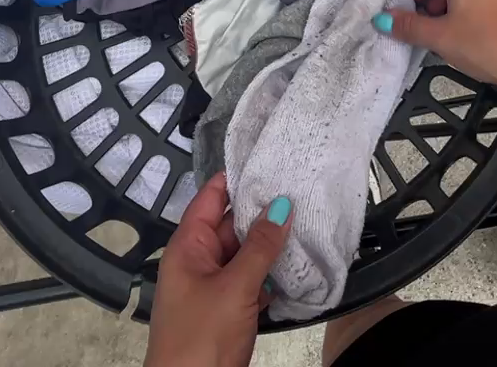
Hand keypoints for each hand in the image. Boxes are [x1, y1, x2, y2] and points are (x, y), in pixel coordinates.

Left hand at [145, 173, 290, 366]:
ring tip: (307, 216)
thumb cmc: (201, 339)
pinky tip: (299, 261)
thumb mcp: (234, 288)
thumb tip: (282, 204)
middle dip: (263, 208)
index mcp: (188, 246)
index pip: (212, 196)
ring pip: (245, 252)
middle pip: (232, 223)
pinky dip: (271, 271)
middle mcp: (199, 260)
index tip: (270, 157)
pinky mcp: (228, 311)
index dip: (237, 176)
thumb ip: (260, 246)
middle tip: (300, 186)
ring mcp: (213, 287)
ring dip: (271, 241)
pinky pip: (251, 279)